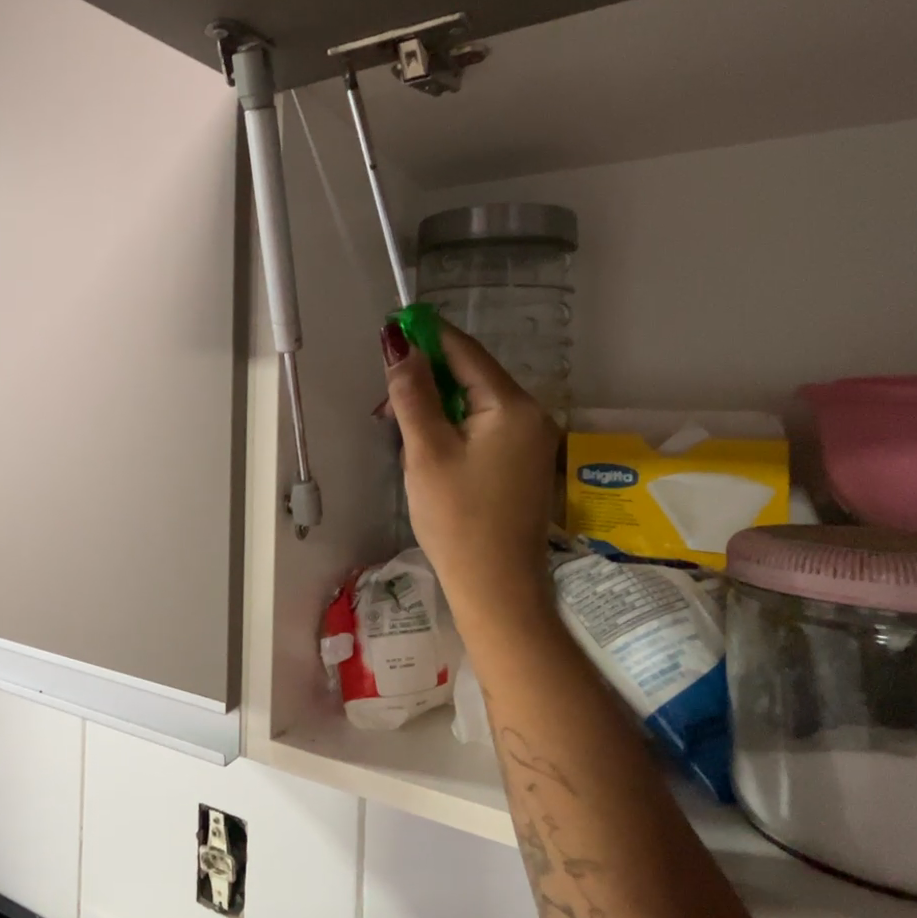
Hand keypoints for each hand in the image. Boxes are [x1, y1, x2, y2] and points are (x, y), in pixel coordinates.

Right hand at [380, 318, 559, 611]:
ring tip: (398, 424)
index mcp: (513, 406)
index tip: (390, 328)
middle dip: (427, 375)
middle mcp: (531, 415)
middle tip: (384, 396)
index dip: (426, 335)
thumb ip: (411, 392)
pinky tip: (427, 441)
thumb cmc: (457, 517)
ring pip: (475, 401)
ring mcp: (531, 441)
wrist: (496, 588)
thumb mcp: (426, 450)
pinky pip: (484, 425)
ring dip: (436, 402)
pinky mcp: (521, 463)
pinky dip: (452, 423)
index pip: (465, 352)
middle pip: (472, 374)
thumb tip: (397, 342)